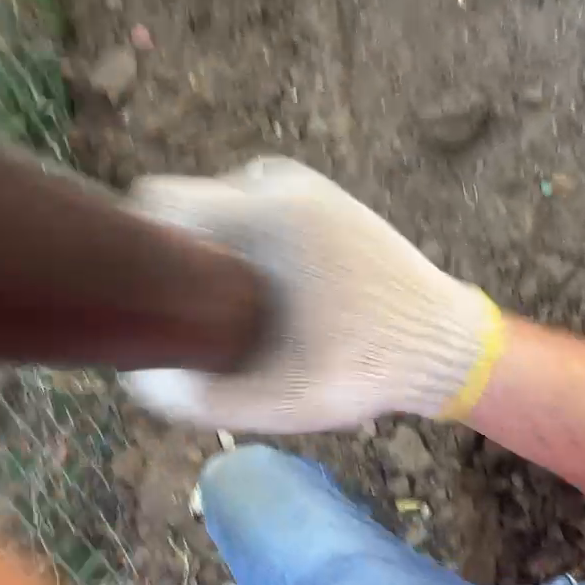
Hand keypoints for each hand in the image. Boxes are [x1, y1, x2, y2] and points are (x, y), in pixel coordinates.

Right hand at [123, 158, 504, 432]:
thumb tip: (140, 377)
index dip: (143, 252)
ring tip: (253, 316)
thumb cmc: (369, 370)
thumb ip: (201, 399)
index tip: (157, 302)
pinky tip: (278, 299)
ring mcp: (304, 187)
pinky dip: (255, 254)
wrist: (445, 345)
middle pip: (190, 215)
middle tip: (213, 324)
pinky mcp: (324, 202)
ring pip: (226, 219)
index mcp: (260, 212)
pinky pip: (261, 219)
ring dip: (223, 263)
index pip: (156, 203)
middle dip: (188, 266)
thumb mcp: (283, 403)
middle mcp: (277, 182)